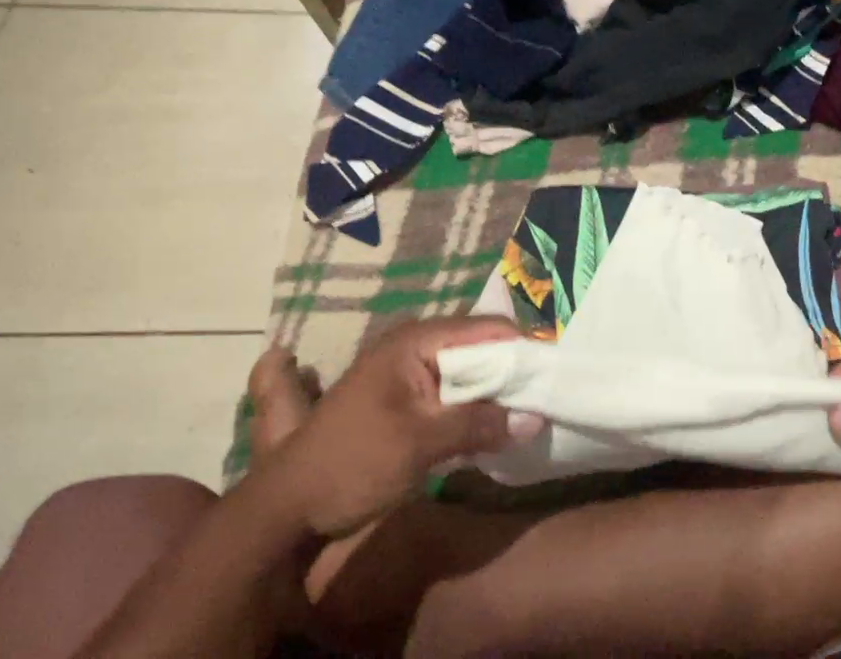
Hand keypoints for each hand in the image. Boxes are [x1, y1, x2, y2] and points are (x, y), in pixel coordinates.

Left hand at [253, 316, 541, 538]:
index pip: (483, 329)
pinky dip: (476, 405)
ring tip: (531, 406)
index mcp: (411, 344)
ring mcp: (406, 378)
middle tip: (548, 388)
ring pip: (466, 372)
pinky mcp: (405, 406)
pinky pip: (454, 394)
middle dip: (511, 367)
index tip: (555, 367)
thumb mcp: (421, 443)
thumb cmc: (351, 463)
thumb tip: (537, 418)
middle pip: (477, 347)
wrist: (286, 511)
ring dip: (495, 389)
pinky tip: (498, 424)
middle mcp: (410, 350)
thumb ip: (480, 425)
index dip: (521, 345)